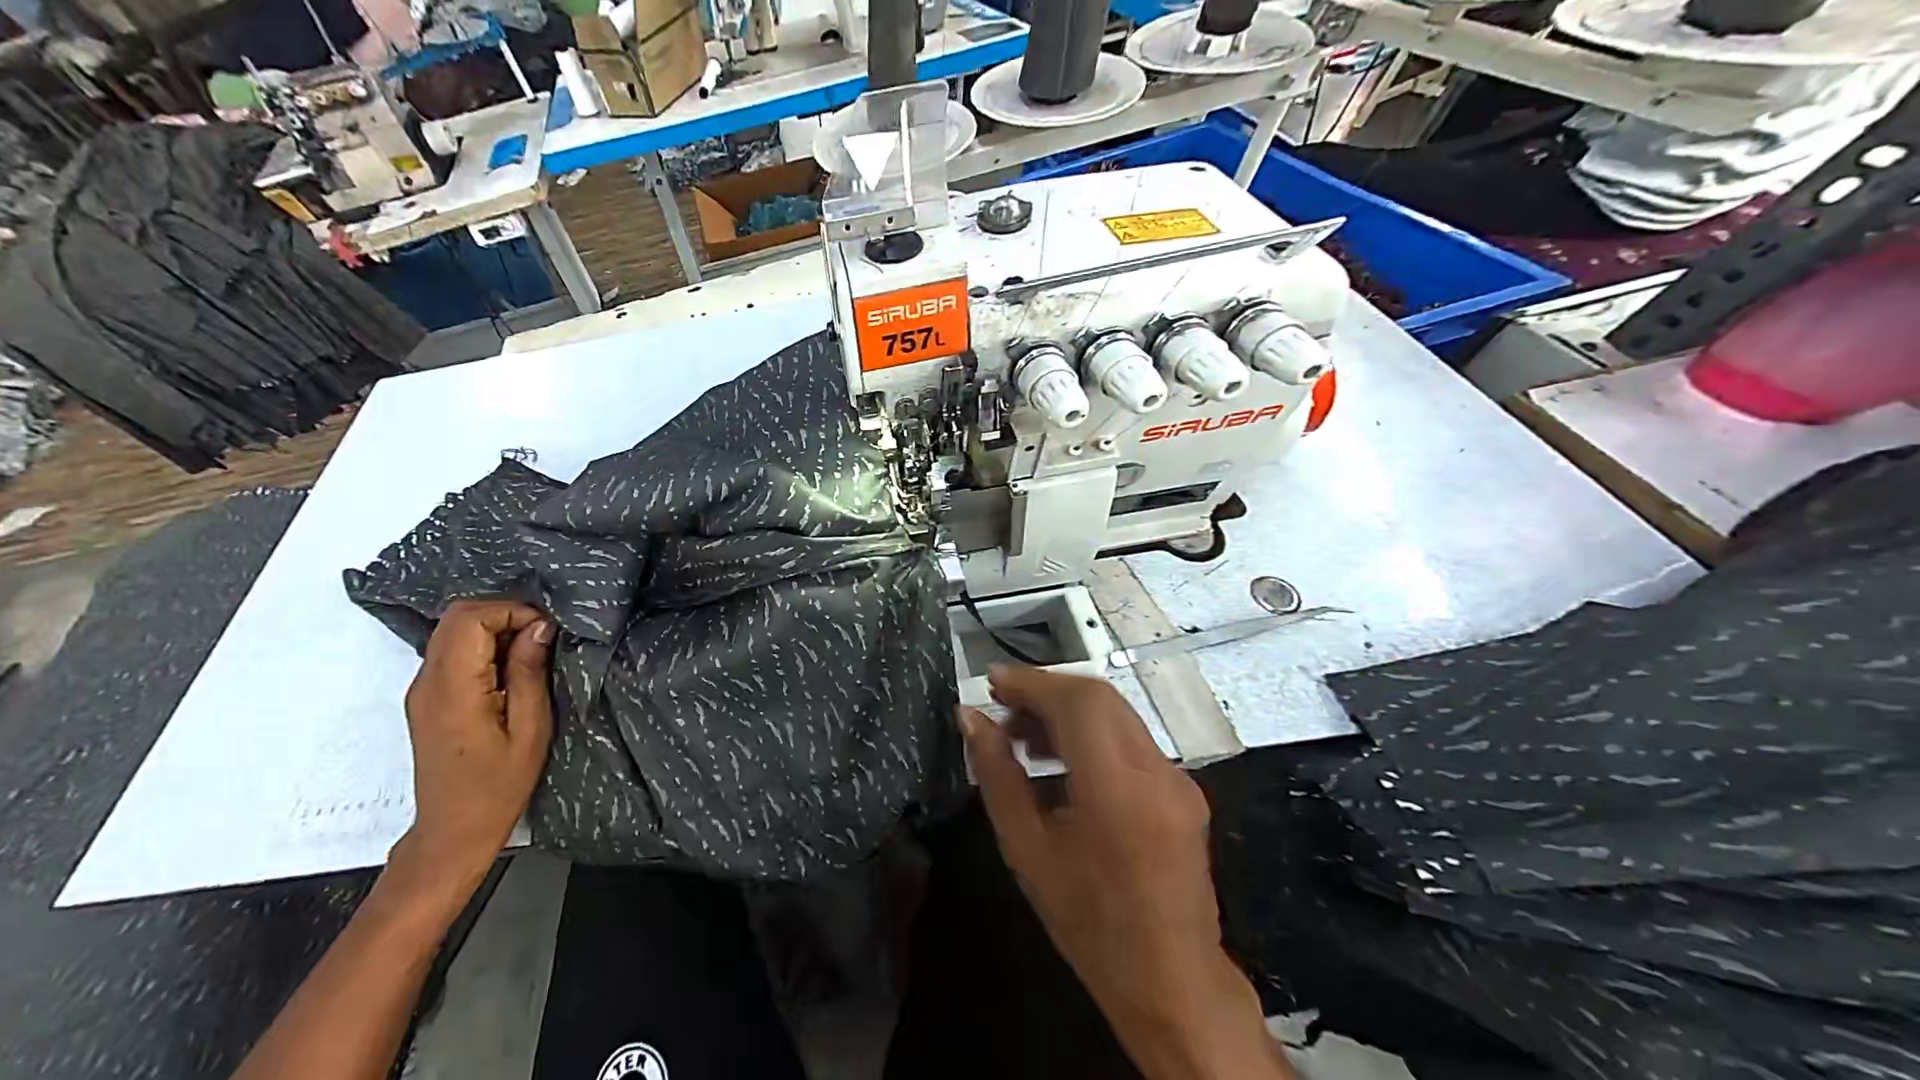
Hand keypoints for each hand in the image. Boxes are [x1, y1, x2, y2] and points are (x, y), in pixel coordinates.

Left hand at [396, 599, 555, 883]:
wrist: (453, 830)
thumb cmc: (499, 785)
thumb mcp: (530, 728)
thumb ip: (530, 672)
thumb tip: (540, 626)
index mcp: (452, 689)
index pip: (470, 620)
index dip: (512, 611)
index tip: (547, 631)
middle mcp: (427, 682)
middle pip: (456, 618)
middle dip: (504, 614)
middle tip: (543, 637)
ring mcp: (422, 689)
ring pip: (452, 631)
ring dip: (495, 629)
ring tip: (532, 653)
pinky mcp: (427, 698)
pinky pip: (452, 652)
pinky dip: (484, 646)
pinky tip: (512, 670)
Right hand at [961, 665, 1291, 1079]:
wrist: (1171, 980)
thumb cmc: (1088, 924)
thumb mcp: (1027, 851)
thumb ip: (998, 776)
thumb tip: (972, 720)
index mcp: (1118, 790)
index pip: (1079, 702)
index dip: (1032, 682)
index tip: (992, 681)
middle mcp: (1157, 772)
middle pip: (1100, 697)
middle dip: (1047, 690)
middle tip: (1001, 706)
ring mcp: (1178, 778)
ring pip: (1117, 713)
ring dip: (1068, 710)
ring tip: (1022, 737)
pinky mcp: (1184, 788)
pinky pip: (1131, 740)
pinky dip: (1092, 733)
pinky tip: (1060, 759)